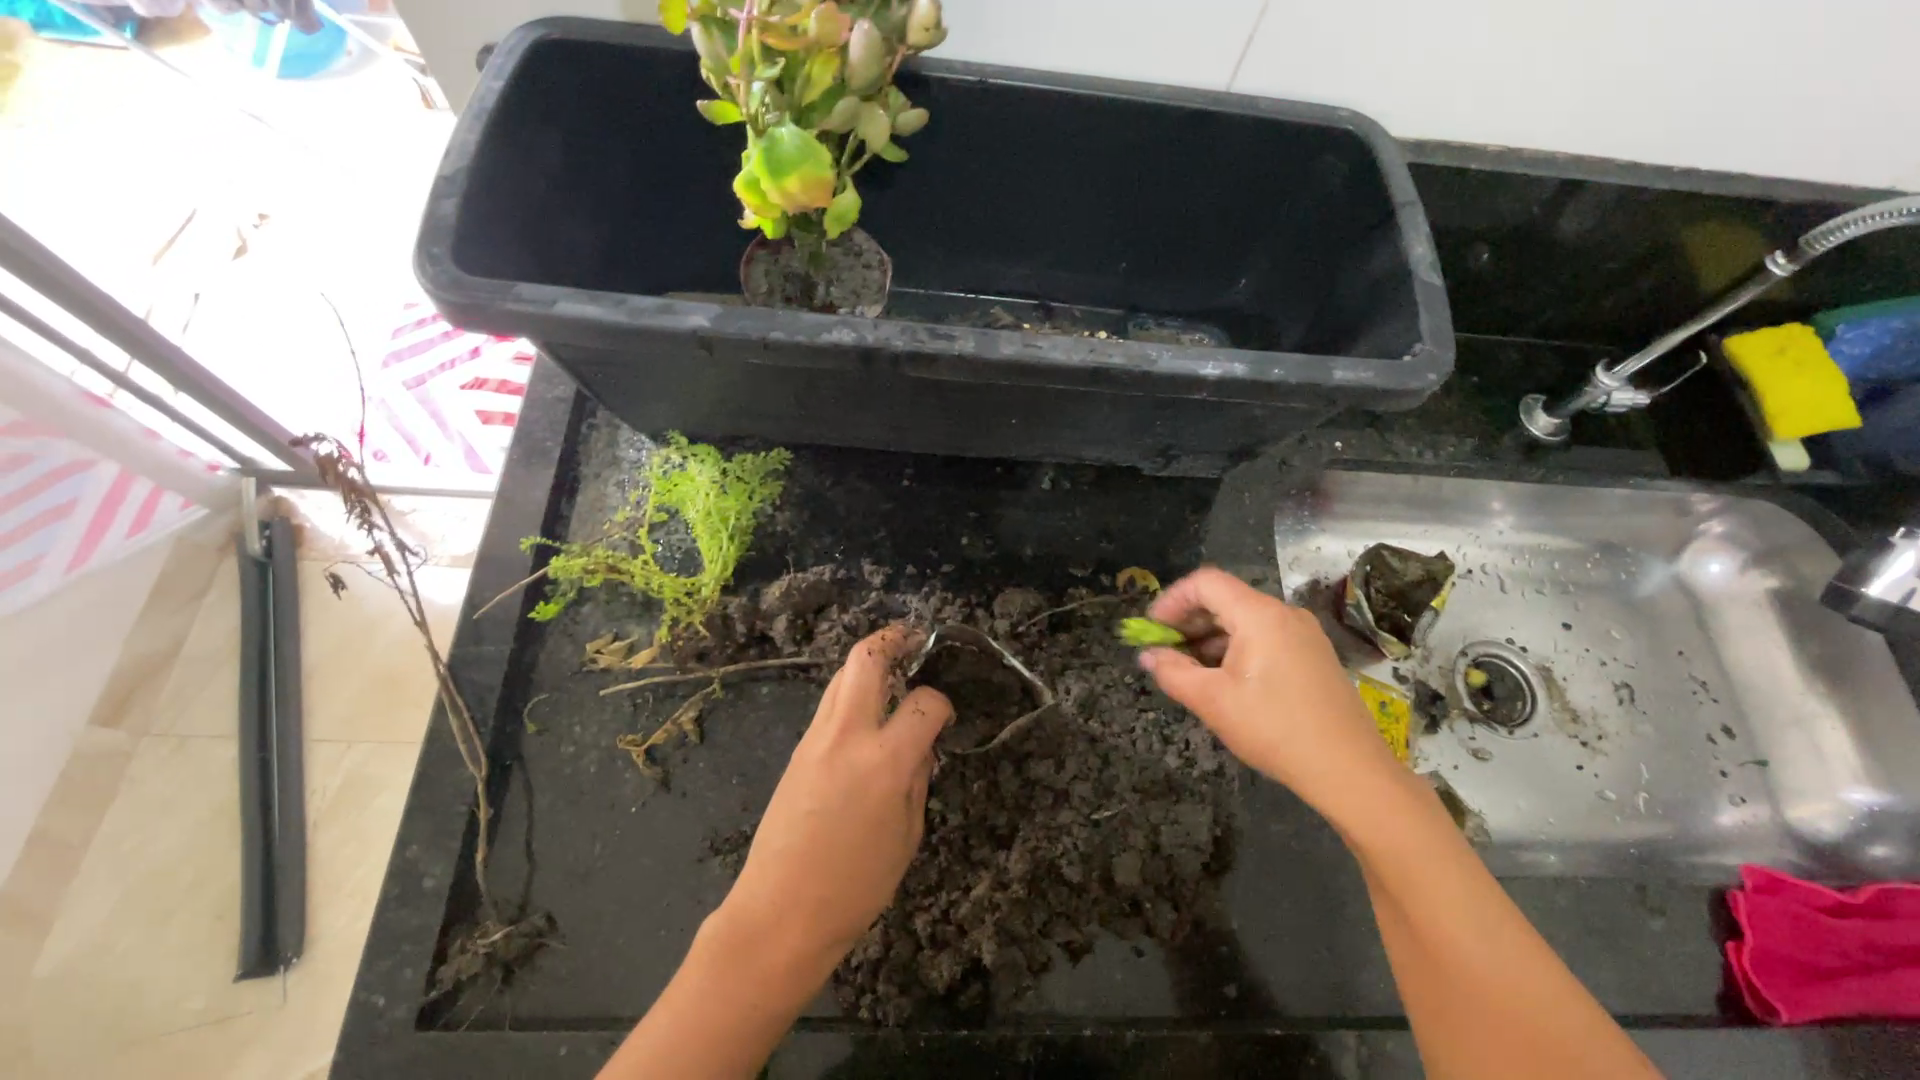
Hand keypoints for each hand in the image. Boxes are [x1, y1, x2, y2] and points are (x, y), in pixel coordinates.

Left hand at [716, 624, 953, 973]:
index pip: (923, 702)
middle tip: (914, 640)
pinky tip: (866, 718)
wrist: (780, 912)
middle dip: (892, 640)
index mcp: (885, 761)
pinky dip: (850, 697)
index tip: (946, 718)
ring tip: (892, 673)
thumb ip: (917, 781)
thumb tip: (920, 748)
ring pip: (840, 678)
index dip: (942, 703)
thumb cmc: (855, 886)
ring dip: (867, 666)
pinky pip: (828, 708)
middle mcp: (847, 736)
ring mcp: (815, 741)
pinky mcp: (796, 753)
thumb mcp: (907, 836)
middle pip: (864, 660)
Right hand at [1137, 568, 1405, 818]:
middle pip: (1226, 599)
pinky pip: (1264, 638)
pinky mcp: (1312, 655)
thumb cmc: (1274, 729)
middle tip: (1164, 652)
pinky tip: (1224, 680)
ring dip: (1210, 639)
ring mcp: (1303, 634)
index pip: (1206, 583)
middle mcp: (1284, 614)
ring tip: (1189, 671)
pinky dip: (1236, 649)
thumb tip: (1148, 655)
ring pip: (1245, 621)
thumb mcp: (1213, 701)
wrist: (1348, 769)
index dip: (1172, 600)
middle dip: (1188, 622)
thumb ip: (1173, 672)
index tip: (1151, 630)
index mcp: (1260, 616)